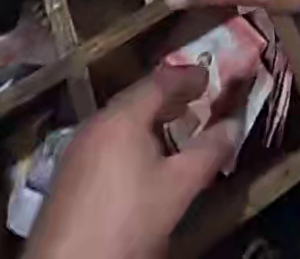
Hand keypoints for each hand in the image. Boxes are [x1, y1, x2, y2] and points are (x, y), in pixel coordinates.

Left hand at [24, 64, 239, 258]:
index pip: (161, 81)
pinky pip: (107, 141)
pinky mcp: (66, 180)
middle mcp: (96, 125)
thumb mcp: (179, 187)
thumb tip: (233, 125)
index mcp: (122, 117)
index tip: (211, 77)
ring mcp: (76, 152)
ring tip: (175, 129)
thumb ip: (209, 150)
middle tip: (197, 99)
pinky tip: (144, 162)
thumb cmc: (127, 222)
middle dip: (170, 96)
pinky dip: (132, 138)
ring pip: (121, 120)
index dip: (188, 77)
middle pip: (138, 97)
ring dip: (151, 118)